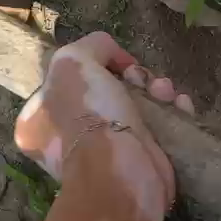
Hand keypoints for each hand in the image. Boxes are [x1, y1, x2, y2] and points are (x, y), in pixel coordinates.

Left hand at [14, 32, 194, 219]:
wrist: (122, 174)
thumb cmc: (89, 116)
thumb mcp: (72, 62)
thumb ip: (90, 46)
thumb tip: (117, 58)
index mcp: (41, 120)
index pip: (70, 80)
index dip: (95, 65)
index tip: (114, 65)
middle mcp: (71, 137)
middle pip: (110, 89)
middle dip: (134, 77)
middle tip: (141, 79)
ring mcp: (109, 150)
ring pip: (138, 104)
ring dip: (157, 89)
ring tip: (164, 92)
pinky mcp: (143, 159)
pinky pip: (161, 124)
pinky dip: (173, 110)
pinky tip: (179, 104)